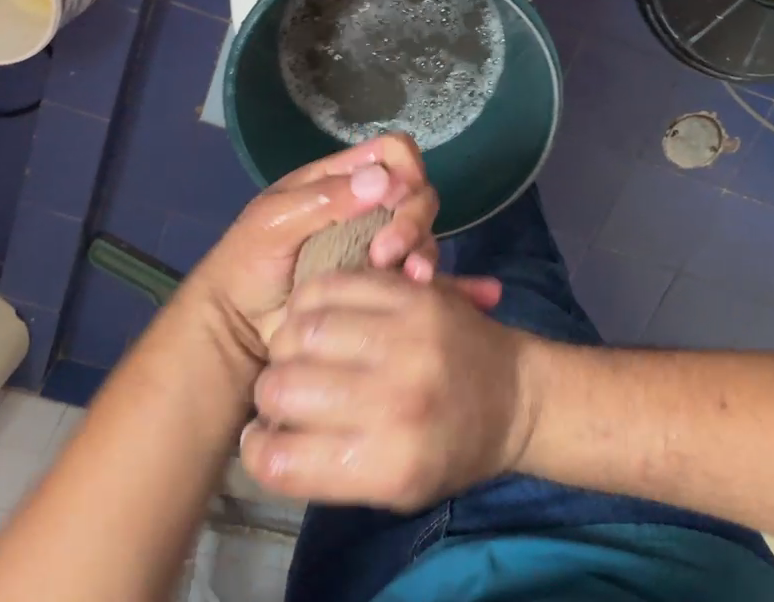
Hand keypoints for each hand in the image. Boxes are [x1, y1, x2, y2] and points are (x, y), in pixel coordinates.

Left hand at [191, 136, 441, 359]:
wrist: (239, 327)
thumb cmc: (248, 262)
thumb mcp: (274, 221)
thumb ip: (324, 199)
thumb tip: (383, 180)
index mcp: (342, 182)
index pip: (394, 154)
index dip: (404, 167)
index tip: (394, 196)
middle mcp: (370, 210)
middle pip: (418, 195)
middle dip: (412, 219)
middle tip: (387, 254)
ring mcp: (381, 250)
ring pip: (426, 238)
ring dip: (424, 254)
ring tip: (409, 281)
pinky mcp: (387, 291)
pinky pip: (429, 283)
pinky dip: (458, 288)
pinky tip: (480, 297)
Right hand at [241, 272, 536, 512]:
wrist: (516, 395)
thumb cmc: (451, 450)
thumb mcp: (394, 488)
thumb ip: (325, 469)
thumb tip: (263, 440)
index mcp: (390, 464)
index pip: (279, 461)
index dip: (257, 450)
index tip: (265, 440)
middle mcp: (396, 401)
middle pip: (282, 388)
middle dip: (270, 394)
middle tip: (285, 392)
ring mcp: (407, 339)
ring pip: (300, 330)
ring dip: (287, 343)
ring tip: (299, 352)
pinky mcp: (415, 295)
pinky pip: (333, 286)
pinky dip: (311, 301)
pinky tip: (317, 317)